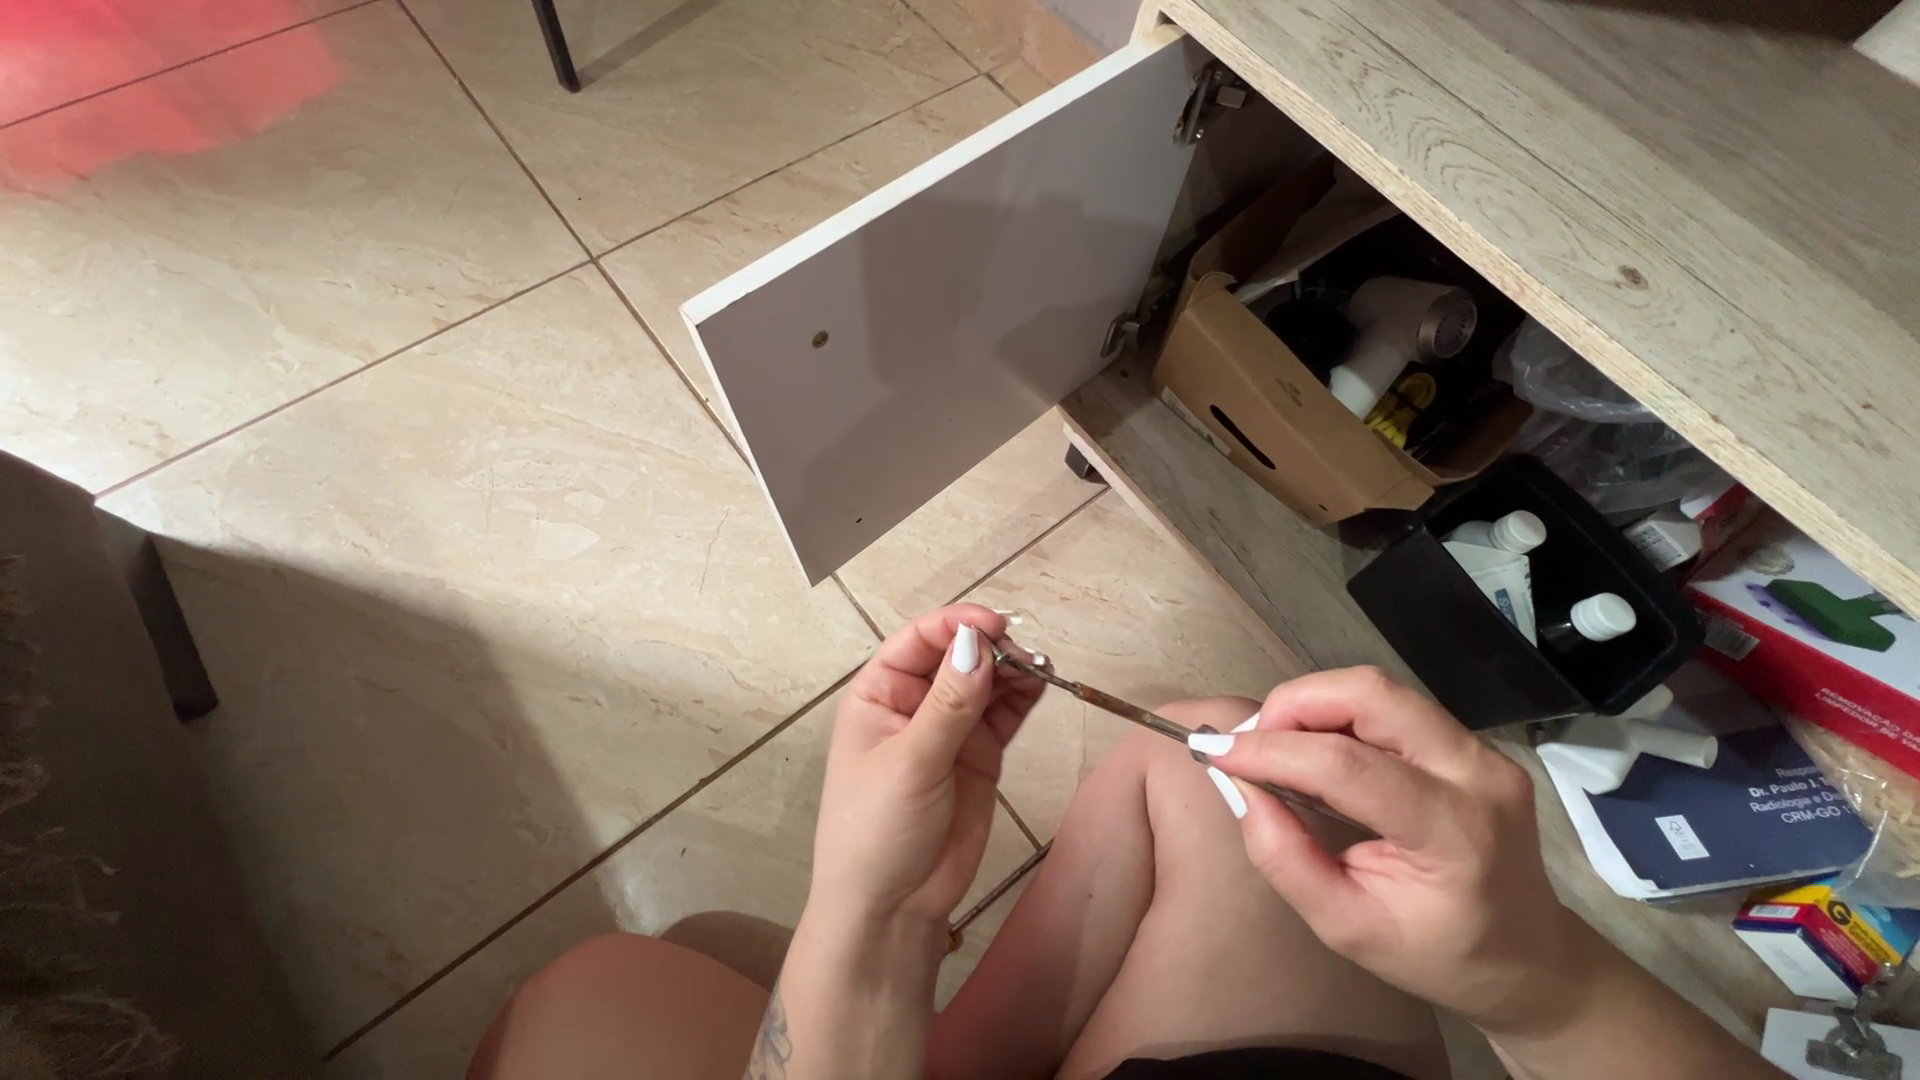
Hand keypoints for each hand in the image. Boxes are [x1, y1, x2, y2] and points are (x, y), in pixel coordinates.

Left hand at [810, 604, 1044, 928]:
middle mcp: (915, 701)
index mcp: (880, 693)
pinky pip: (1004, 712)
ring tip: (1040, 669)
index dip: (956, 626)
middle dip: (991, 647)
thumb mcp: (910, 763)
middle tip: (1027, 654)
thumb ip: (948, 705)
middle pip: (958, 655)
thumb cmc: (877, 830)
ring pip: (986, 680)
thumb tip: (976, 643)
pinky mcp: (980, 752)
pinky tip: (1040, 685)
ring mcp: (951, 727)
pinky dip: (1023, 696)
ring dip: (1012, 669)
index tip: (995, 626)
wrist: (893, 908)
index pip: (919, 640)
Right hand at [1197, 667, 1595, 1036]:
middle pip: (1370, 694)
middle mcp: (1477, 775)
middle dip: (1293, 704)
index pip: (1347, 766)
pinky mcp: (1470, 742)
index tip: (1214, 751)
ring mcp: (1481, 751)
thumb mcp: (1346, 927)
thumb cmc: (1437, 953)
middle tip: (1253, 741)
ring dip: (1312, 703)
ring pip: (1377, 688)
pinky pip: (1389, 703)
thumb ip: (1284, 857)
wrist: (1531, 958)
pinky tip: (1316, 746)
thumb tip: (1238, 785)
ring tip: (1279, 744)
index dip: (1271, 750)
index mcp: (1455, 834)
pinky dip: (1335, 711)